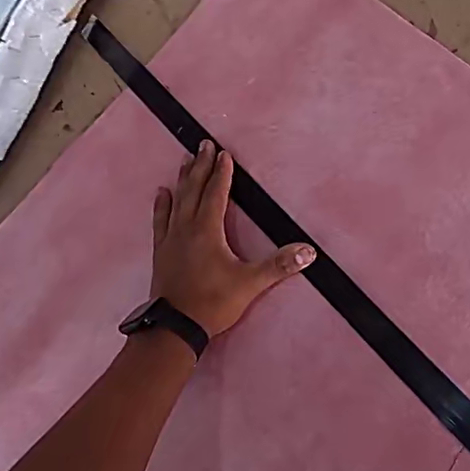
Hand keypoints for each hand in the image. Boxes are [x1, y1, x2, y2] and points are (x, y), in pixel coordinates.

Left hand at [149, 140, 313, 336]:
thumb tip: (308, 252)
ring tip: (186, 160)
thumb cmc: (213, 303)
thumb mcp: (251, 284)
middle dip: (201, 166)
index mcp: (207, 231)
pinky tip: (162, 193)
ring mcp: (170, 239)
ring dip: (183, 179)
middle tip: (204, 144)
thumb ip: (279, 265)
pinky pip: (161, 219)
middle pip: (194, 189)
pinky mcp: (161, 251)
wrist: (176, 326)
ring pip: (176, 200)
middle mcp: (186, 228)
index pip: (216, 194)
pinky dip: (162, 203)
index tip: (225, 154)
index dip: (222, 173)